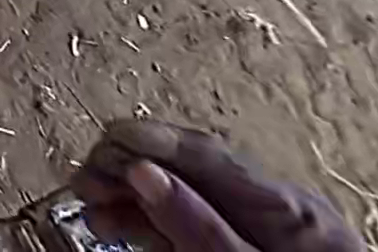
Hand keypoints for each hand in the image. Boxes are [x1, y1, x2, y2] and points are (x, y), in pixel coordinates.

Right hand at [71, 121, 362, 251]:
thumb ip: (202, 229)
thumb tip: (140, 168)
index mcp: (292, 211)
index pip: (209, 153)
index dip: (154, 138)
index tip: (111, 135)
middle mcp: (267, 208)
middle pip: (180, 168)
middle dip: (125, 165)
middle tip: (85, 178)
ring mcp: (245, 228)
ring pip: (167, 190)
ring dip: (121, 191)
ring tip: (87, 205)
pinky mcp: (225, 245)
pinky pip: (172, 217)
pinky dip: (135, 216)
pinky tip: (107, 222)